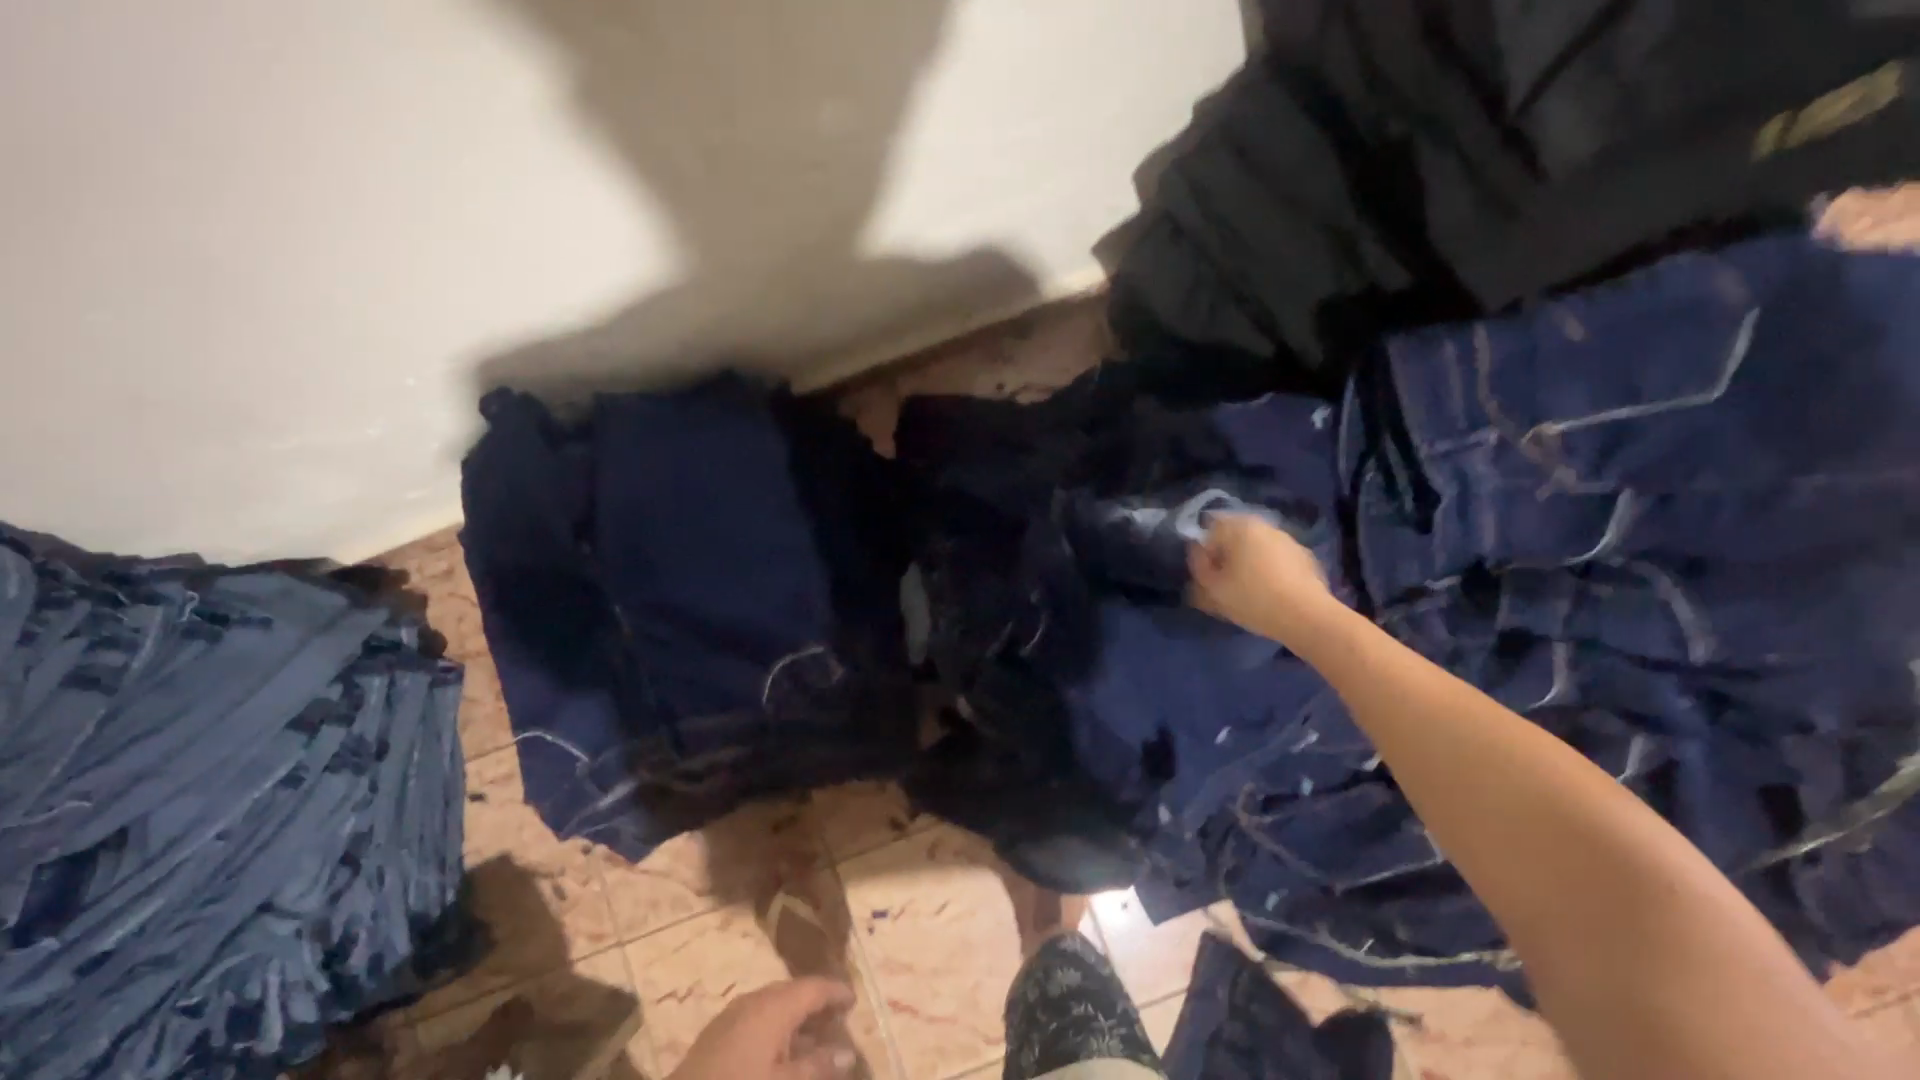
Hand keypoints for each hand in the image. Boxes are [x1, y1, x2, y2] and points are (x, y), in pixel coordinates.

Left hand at [668, 978, 858, 1079]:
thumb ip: (817, 1066)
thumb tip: (848, 1052)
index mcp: (773, 1007)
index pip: (814, 987)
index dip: (836, 992)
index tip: (855, 1001)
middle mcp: (753, 1002)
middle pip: (793, 993)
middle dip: (817, 1005)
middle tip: (839, 1022)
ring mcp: (732, 1017)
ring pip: (773, 1007)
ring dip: (796, 1020)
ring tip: (815, 1041)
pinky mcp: (717, 1036)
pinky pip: (756, 1021)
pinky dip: (776, 1031)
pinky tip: (781, 1055)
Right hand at [1188, 513, 1335, 645]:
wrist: (1307, 617)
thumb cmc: (1253, 599)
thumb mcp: (1213, 588)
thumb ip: (1198, 565)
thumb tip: (1197, 551)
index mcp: (1239, 526)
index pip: (1209, 527)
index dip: (1203, 550)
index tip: (1207, 574)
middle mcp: (1264, 525)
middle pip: (1235, 536)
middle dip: (1227, 556)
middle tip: (1224, 584)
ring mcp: (1287, 539)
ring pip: (1257, 547)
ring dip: (1249, 563)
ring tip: (1249, 590)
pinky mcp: (1305, 557)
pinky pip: (1276, 559)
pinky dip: (1269, 570)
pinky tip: (1271, 593)